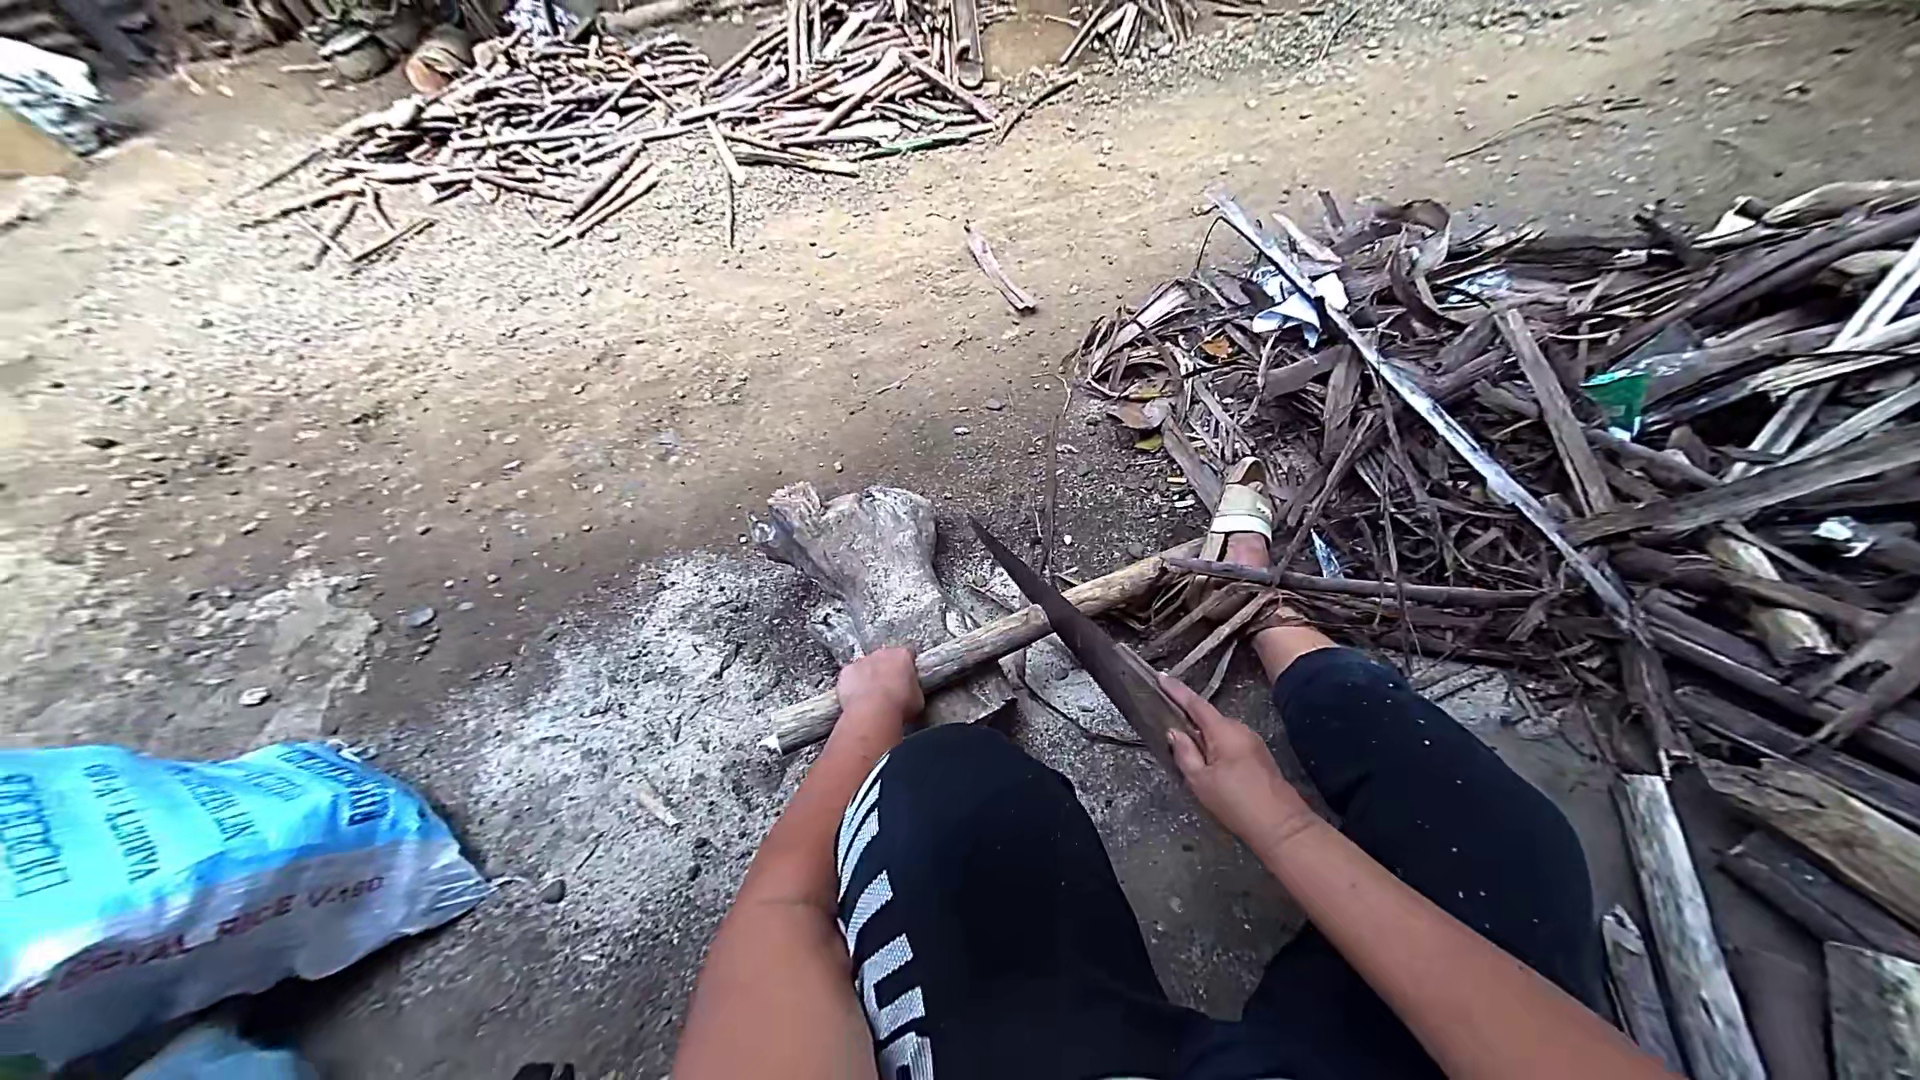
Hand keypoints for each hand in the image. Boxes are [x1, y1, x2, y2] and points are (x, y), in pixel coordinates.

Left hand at [835, 647, 923, 731]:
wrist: (872, 712)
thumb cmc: (900, 705)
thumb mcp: (918, 699)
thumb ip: (913, 689)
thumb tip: (910, 692)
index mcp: (902, 656)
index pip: (908, 655)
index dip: (907, 667)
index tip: (907, 679)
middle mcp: (882, 653)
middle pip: (885, 658)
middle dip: (886, 669)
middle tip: (888, 689)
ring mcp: (862, 661)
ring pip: (866, 666)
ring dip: (868, 677)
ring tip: (870, 697)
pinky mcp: (846, 672)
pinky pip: (850, 677)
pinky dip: (852, 685)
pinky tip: (855, 699)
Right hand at [1160, 674, 1317, 849]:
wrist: (1282, 828)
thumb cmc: (1236, 803)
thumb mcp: (1200, 780)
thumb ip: (1184, 752)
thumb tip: (1174, 732)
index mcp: (1224, 731)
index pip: (1195, 704)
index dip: (1176, 690)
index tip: (1160, 677)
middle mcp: (1240, 729)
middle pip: (1208, 717)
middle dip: (1188, 718)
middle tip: (1166, 724)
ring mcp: (1252, 741)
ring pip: (1219, 731)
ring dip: (1202, 735)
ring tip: (1185, 748)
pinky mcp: (1258, 755)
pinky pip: (1229, 741)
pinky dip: (1214, 744)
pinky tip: (1207, 761)